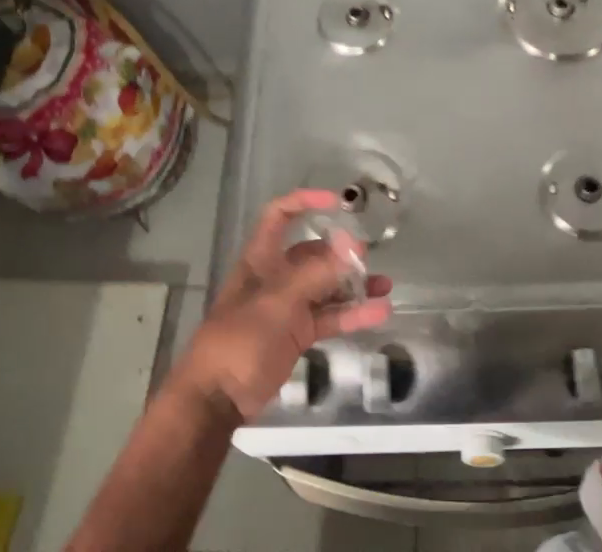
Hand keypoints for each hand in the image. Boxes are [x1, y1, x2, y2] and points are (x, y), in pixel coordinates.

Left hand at [170, 189, 392, 419]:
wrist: (217, 398)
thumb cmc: (239, 341)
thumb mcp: (277, 303)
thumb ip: (316, 274)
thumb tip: (352, 246)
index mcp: (260, 261)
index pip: (279, 217)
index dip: (305, 202)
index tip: (337, 202)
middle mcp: (276, 278)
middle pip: (311, 253)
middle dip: (340, 251)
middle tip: (366, 256)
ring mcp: (288, 307)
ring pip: (326, 286)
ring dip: (353, 284)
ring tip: (384, 285)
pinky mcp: (298, 335)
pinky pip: (330, 317)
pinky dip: (353, 314)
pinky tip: (379, 312)